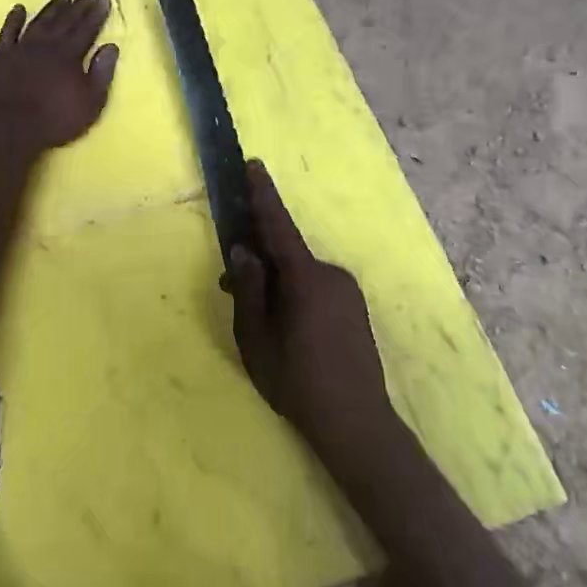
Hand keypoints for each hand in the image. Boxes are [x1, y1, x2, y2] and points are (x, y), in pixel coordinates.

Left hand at [0, 0, 117, 151]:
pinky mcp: (1, 57)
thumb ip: (102, 73)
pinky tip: (19, 9)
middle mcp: (46, 45)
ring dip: (52, 8)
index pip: (86, 29)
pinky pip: (8, 32)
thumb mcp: (91, 103)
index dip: (96, 14)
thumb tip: (111, 46)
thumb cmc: (55, 120)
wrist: (10, 130)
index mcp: (69, 55)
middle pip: (65, 21)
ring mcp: (21, 49)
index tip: (103, 0)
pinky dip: (14, 19)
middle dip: (79, 6)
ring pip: (40, 21)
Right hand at [224, 161, 393, 450]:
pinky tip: (287, 327)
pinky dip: (296, 294)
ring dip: (277, 283)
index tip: (254, 164)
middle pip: (287, 255)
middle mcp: (331, 274)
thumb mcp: (257, 338)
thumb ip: (249, 288)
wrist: (357, 422)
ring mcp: (347, 290)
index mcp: (305, 277)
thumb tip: (243, 250)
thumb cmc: (297, 382)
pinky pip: (317, 287)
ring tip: (258, 318)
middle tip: (230, 285)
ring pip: (301, 274)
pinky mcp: (355, 307)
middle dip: (258, 261)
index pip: (278, 226)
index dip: (263, 195)